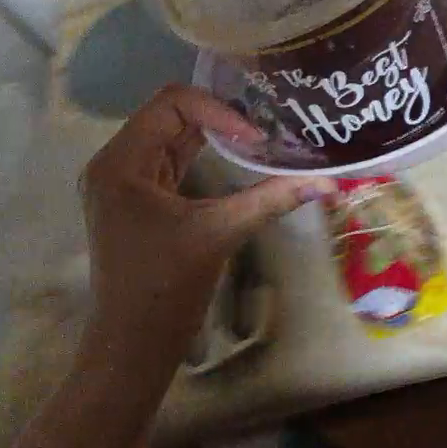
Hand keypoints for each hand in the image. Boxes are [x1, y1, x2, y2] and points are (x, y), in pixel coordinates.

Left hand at [79, 85, 333, 365]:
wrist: (132, 344)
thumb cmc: (166, 285)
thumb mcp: (221, 232)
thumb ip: (273, 199)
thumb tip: (330, 183)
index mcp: (122, 162)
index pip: (172, 103)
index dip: (219, 111)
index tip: (256, 137)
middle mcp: (116, 163)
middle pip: (170, 114)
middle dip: (220, 114)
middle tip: (268, 123)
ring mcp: (125, 182)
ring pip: (172, 135)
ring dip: (215, 132)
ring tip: (260, 134)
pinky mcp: (139, 199)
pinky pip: (173, 159)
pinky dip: (206, 152)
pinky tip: (239, 155)